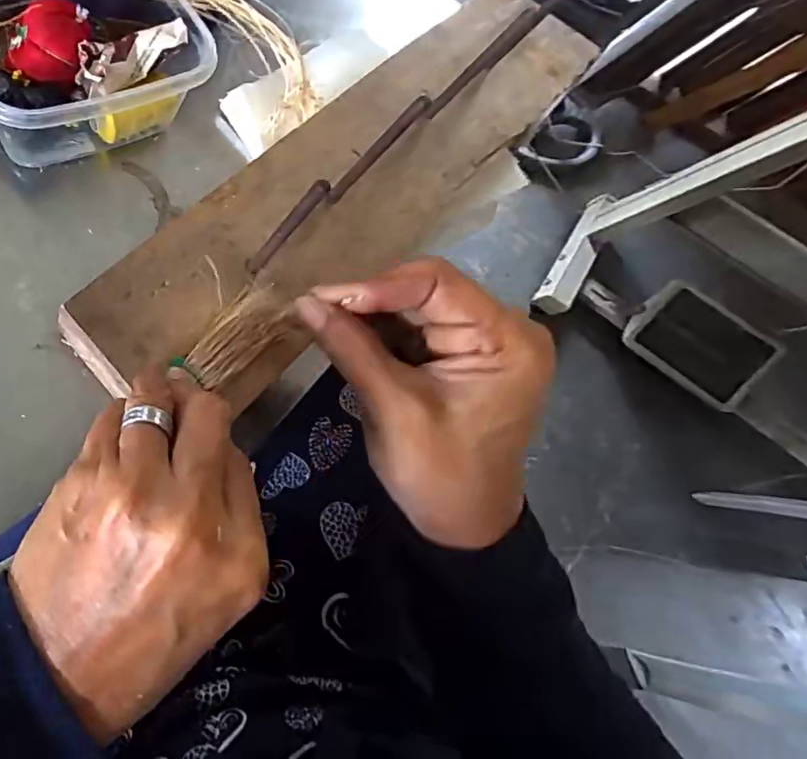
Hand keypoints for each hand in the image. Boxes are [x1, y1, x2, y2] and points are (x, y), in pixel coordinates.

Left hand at [9, 367, 268, 742]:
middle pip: (202, 415)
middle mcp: (190, 512)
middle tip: (176, 383)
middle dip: (189, 393)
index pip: (238, 455)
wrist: (63, 661)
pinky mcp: (85, 476)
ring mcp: (132, 489)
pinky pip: (108, 421)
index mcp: (238, 552)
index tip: (202, 420)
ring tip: (145, 393)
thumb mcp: (217, 596)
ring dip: (147, 394)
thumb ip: (229, 519)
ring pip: (147, 405)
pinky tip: (115, 424)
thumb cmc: (148, 635)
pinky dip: (115, 415)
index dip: (216, 431)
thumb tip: (216, 450)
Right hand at [295, 257, 554, 549]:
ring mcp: (474, 339)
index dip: (375, 286)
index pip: (435, 284)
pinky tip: (336, 330)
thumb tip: (302, 301)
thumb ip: (350, 347)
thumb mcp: (391, 406)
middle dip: (364, 296)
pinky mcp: (449, 351)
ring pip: (406, 300)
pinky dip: (367, 324)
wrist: (459, 521)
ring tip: (316, 318)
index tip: (322, 300)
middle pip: (421, 286)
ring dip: (360, 309)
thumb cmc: (438, 470)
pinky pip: (403, 321)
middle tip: (312, 309)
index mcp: (504, 341)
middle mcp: (497, 329)